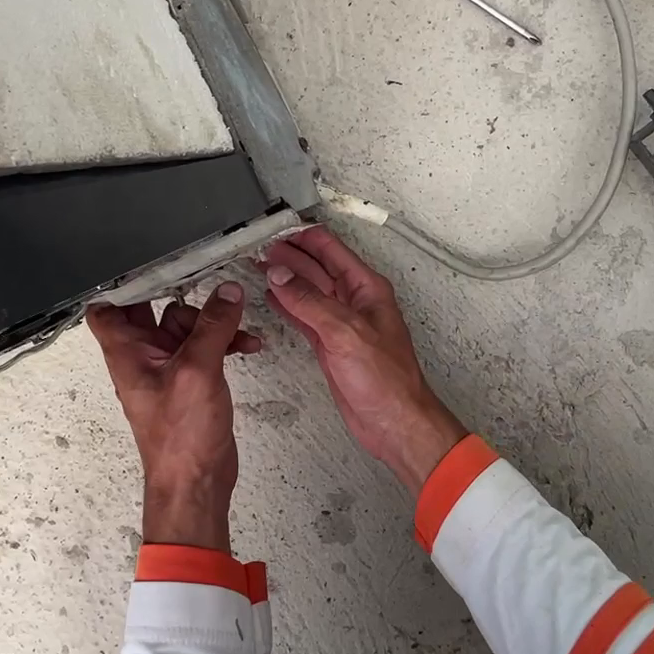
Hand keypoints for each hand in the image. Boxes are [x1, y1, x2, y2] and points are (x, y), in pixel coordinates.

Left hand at [86, 284, 261, 551]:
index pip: (108, 310)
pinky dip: (227, 341)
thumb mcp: (197, 370)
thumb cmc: (180, 437)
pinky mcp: (193, 379)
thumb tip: (228, 291)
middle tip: (210, 285)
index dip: (123, 286)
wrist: (197, 482)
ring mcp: (170, 368)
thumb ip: (213, 326)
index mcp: (128, 353)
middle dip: (185, 298)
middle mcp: (144, 357)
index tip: (154, 264)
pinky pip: (208, 347)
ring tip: (240, 329)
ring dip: (215, 322)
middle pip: (155, 310)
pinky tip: (249, 346)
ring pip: (189, 326)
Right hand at [262, 227, 467, 491]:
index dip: (302, 238)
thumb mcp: (345, 333)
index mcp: (367, 288)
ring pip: (309, 290)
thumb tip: (282, 276)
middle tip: (260, 248)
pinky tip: (274, 296)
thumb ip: (310, 302)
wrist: (393, 421)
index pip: (330, 249)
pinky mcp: (331, 344)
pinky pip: (305, 315)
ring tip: (260, 265)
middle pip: (317, 266)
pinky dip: (288, 305)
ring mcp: (342, 323)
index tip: (276, 231)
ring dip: (285, 277)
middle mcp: (355, 302)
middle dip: (289, 255)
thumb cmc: (388, 381)